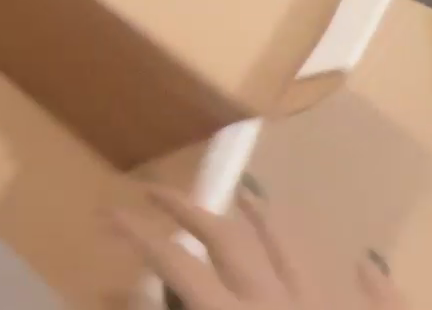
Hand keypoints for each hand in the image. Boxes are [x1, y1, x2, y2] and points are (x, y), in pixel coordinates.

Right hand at [112, 184, 407, 309]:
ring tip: (249, 196)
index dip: (134, 230)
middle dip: (186, 209)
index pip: (171, 257)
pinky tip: (368, 267)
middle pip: (226, 238)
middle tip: (155, 192)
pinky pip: (384, 305)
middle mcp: (276, 303)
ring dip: (270, 224)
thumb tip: (114, 295)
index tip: (106, 214)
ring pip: (296, 257)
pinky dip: (376, 286)